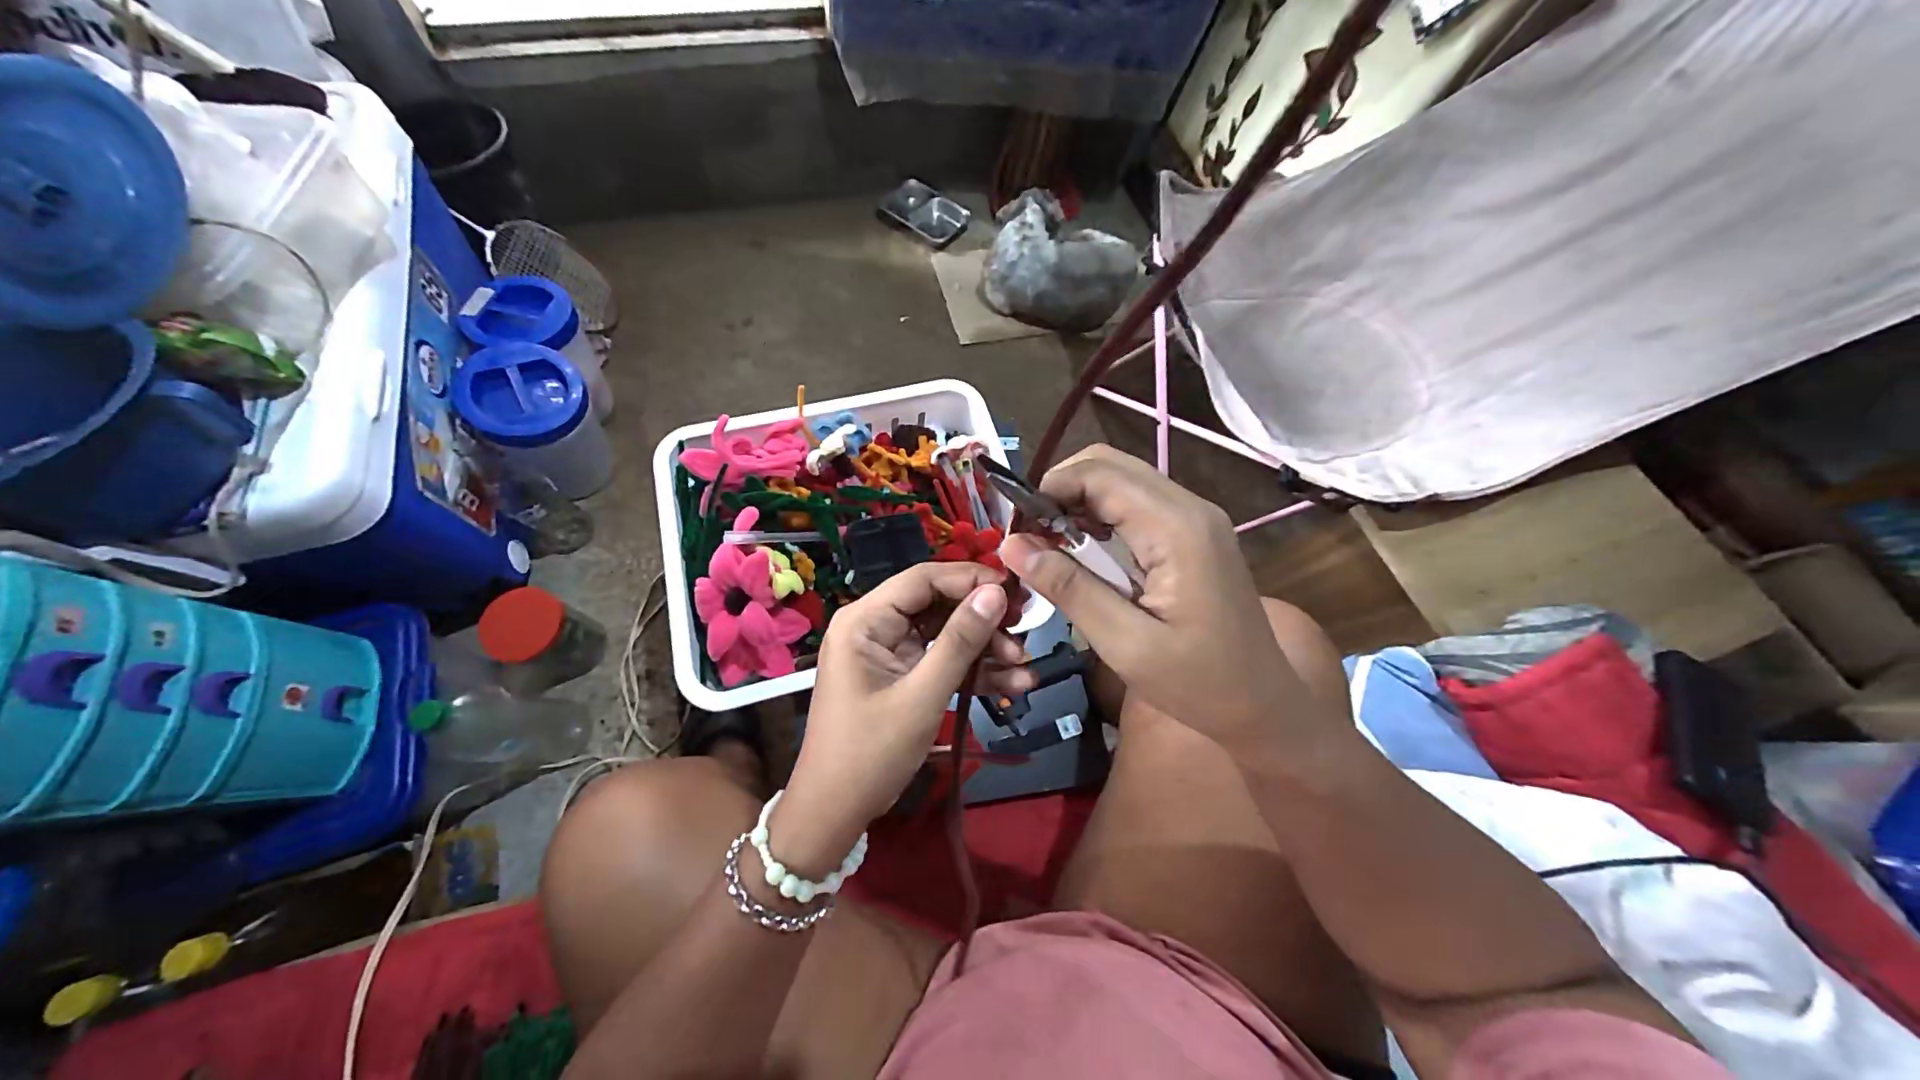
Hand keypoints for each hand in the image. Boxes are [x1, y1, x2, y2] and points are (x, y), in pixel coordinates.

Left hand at [775, 562, 1029, 874]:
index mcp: (865, 620)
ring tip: (1024, 668)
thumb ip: (960, 642)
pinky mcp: (901, 675)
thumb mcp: (922, 696)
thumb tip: (996, 593)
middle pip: (938, 604)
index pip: (924, 578)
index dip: (971, 579)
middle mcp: (875, 626)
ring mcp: (888, 651)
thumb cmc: (871, 752)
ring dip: (985, 650)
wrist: (836, 810)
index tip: (1016, 591)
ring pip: (946, 633)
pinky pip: (941, 660)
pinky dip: (972, 671)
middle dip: (983, 620)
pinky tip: (1012, 685)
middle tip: (1024, 632)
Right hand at [999, 445, 1329, 753]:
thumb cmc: (1198, 683)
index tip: (1015, 530)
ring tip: (1049, 549)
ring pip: (1119, 481)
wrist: (1263, 705)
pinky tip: (1083, 556)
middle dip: (1059, 492)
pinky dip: (1099, 519)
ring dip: (1077, 504)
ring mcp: (1195, 517)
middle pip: (1108, 466)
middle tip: (1030, 539)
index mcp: (1176, 528)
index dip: (1048, 490)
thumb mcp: (1125, 644)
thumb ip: (1070, 588)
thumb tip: (1012, 546)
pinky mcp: (1192, 533)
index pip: (1098, 474)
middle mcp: (1189, 507)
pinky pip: (1135, 505)